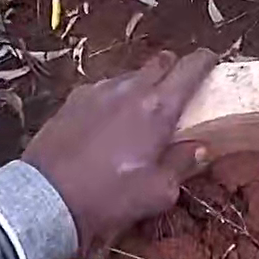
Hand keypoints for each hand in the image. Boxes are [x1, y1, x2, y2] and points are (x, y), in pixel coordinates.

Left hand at [24, 49, 216, 250]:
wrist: (45, 198)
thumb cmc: (109, 197)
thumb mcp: (157, 192)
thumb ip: (182, 164)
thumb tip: (199, 148)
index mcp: (157, 108)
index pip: (189, 69)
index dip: (204, 60)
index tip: (212, 60)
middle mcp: (130, 89)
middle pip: (160, 62)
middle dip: (174, 67)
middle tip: (180, 85)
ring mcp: (98, 90)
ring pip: (131, 76)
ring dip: (143, 85)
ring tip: (142, 109)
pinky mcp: (74, 99)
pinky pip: (104, 89)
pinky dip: (115, 97)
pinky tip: (109, 120)